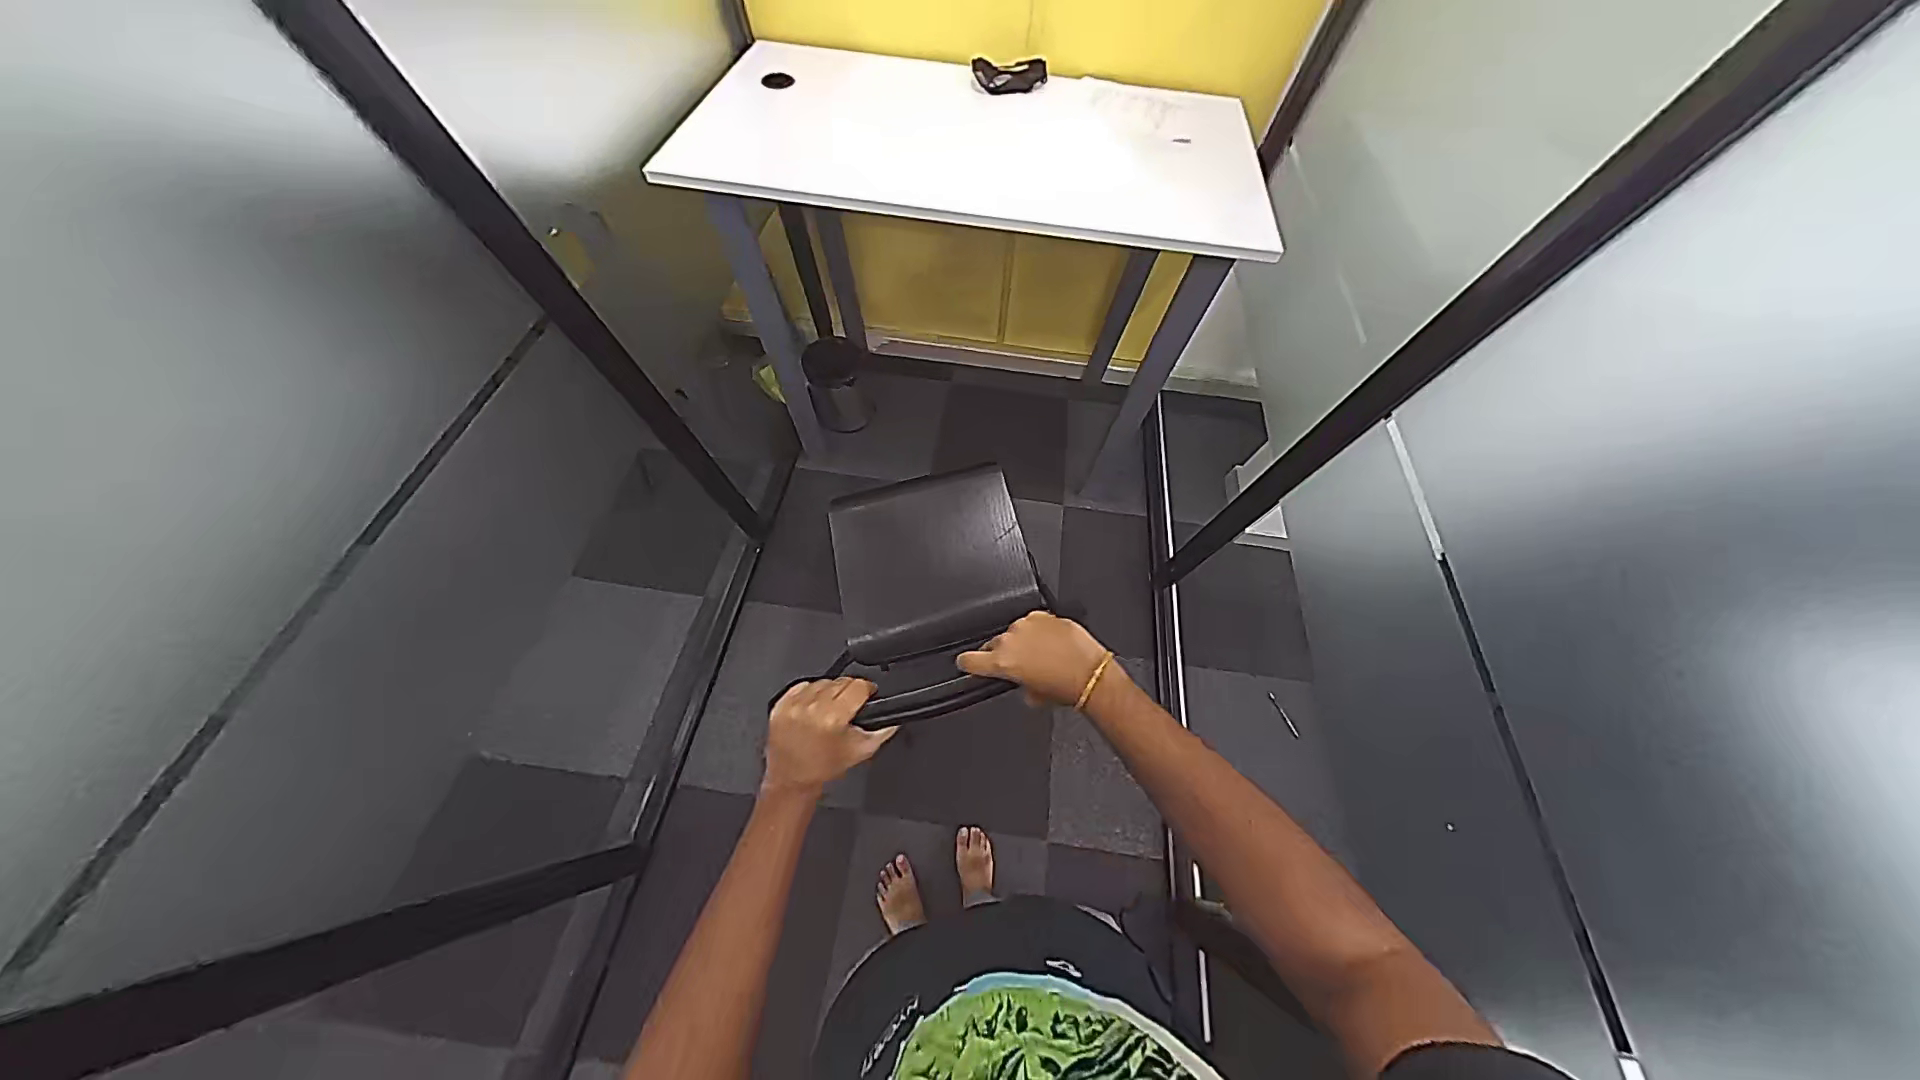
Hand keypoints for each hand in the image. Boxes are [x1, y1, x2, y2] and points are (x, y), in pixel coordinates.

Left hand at [762, 677, 894, 795]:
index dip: (867, 689)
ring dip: (829, 692)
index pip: (858, 685)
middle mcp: (812, 708)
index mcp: (834, 718)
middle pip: (841, 681)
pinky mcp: (780, 706)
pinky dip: (810, 694)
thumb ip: (883, 731)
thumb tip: (895, 717)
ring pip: (822, 682)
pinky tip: (812, 709)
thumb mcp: (861, 751)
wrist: (792, 779)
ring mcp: (794, 706)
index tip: (868, 693)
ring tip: (829, 710)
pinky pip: (802, 686)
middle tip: (848, 707)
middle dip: (849, 691)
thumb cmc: (823, 767)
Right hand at [956, 612, 1121, 706]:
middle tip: (1021, 665)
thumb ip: (1018, 685)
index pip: (969, 659)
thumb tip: (1022, 682)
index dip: (968, 663)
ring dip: (1023, 641)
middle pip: (994, 644)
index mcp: (1001, 661)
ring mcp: (1028, 625)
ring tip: (1042, 655)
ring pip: (1015, 632)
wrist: (1091, 674)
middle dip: (1003, 653)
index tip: (968, 663)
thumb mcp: (1033, 696)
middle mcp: (1011, 640)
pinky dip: (1039, 631)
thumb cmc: (1065, 688)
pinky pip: (1034, 623)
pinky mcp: (1045, 616)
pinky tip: (1052, 644)